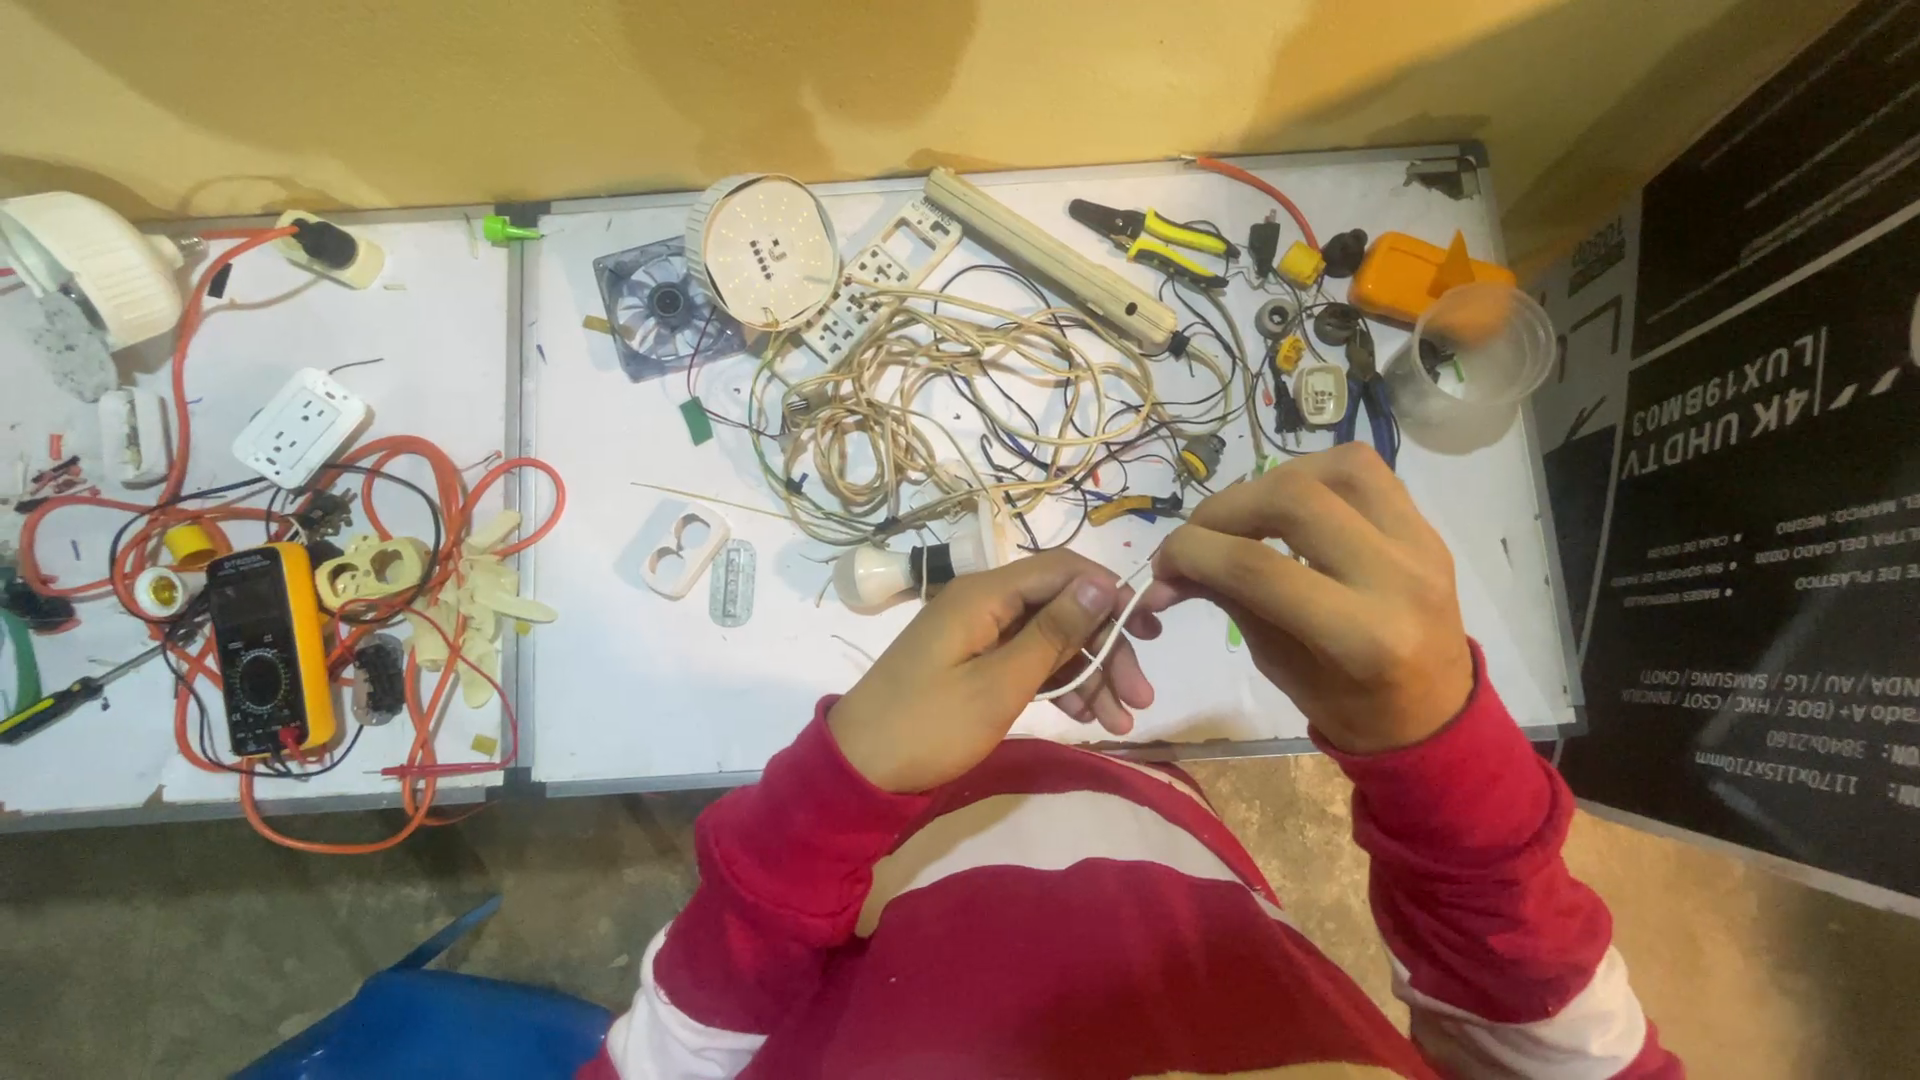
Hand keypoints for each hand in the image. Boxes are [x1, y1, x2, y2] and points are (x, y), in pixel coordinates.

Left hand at [828, 549, 1158, 792]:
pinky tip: (1087, 716)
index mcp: (985, 594)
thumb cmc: (929, 725)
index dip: (1109, 593)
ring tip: (1121, 721)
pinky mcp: (975, 661)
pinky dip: (1058, 684)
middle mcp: (984, 603)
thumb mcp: (999, 684)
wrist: (860, 769)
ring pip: (1050, 638)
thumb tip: (1101, 582)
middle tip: (1140, 698)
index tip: (1147, 632)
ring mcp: (978, 633)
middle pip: (1062, 606)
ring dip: (1088, 673)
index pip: (1062, 569)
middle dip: (1105, 647)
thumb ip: (1052, 632)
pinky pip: (1027, 660)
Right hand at [1147, 444, 1471, 754]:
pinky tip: (1285, 502)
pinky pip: (1363, 469)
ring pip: (1335, 468)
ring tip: (1243, 515)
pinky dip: (1309, 473)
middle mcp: (1397, 579)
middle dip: (1223, 510)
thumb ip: (1227, 600)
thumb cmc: (1347, 706)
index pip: (1256, 567)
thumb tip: (1166, 569)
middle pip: (1294, 501)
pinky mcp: (1424, 525)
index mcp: (1360, 637)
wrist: (1433, 714)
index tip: (1162, 565)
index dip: (1192, 553)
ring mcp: (1419, 543)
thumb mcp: (1275, 663)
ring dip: (1269, 481)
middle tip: (1195, 537)